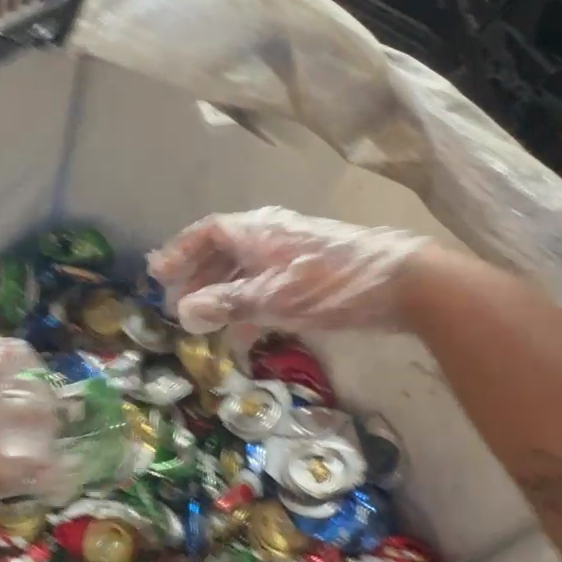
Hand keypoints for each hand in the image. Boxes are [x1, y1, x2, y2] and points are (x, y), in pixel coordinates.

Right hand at [146, 207, 430, 333]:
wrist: (403, 283)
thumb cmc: (330, 284)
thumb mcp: (271, 296)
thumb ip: (226, 303)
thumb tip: (184, 312)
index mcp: (256, 232)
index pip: (206, 233)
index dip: (180, 252)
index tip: (158, 275)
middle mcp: (270, 236)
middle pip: (223, 251)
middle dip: (197, 276)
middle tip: (175, 304)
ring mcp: (292, 254)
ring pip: (245, 270)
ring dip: (222, 293)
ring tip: (204, 321)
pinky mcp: (312, 274)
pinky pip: (267, 285)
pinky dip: (249, 304)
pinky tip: (246, 330)